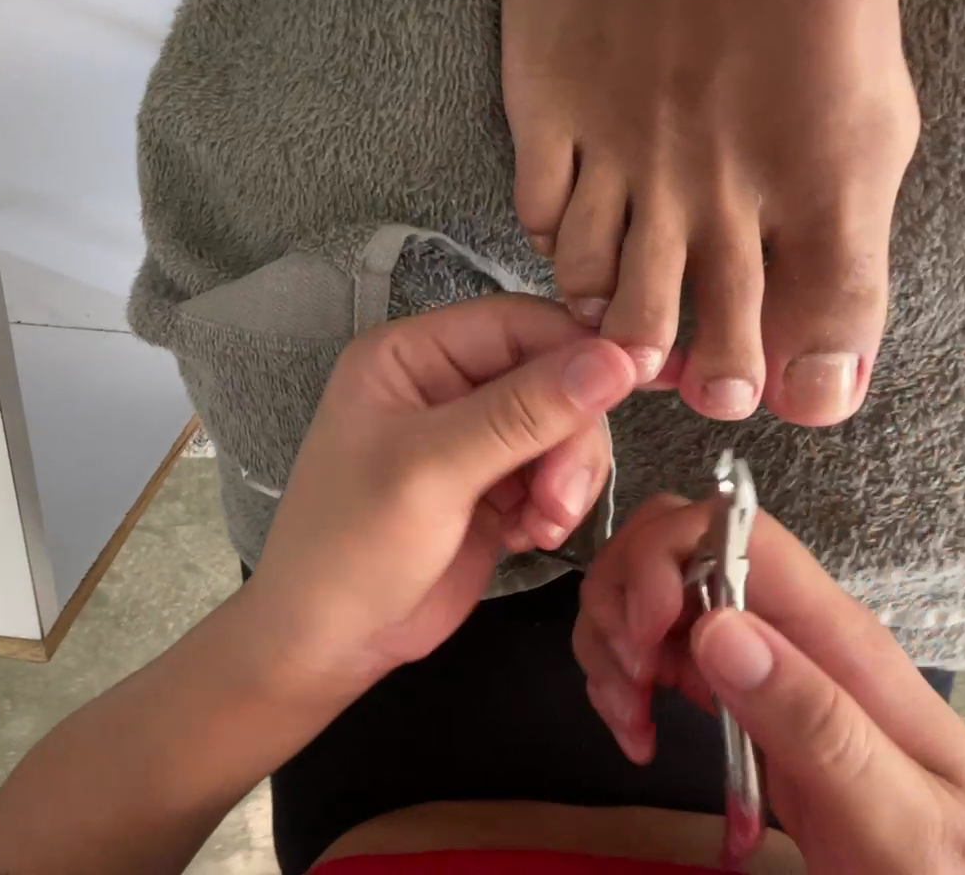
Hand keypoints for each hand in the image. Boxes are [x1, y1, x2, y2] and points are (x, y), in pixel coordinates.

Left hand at [247, 294, 636, 691]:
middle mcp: (443, 383)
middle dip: (568, 435)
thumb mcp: (433, 470)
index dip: (578, 349)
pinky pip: (555, 471)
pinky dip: (557, 502)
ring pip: (561, 425)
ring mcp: (471, 435)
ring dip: (567, 476)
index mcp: (410, 354)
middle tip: (558, 499)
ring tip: (541, 524)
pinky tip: (528, 535)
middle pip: (549, 375)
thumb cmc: (355, 544)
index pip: (516, 323)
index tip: (633, 383)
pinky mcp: (493, 482)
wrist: (331, 640)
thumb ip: (523, 413)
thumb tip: (615, 358)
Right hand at [503, 0, 922, 425]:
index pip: (829, 318)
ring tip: (624, 326)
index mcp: (829, 156)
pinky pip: (544, 212)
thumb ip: (844, 199)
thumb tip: (821, 305)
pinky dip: (561, 239)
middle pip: (703, 325)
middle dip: (709, 373)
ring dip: (620, 319)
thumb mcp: (870, 69)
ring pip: (607, 287)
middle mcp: (720, 169)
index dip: (815, 378)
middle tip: (700, 386)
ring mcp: (620, 138)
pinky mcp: (545, 99)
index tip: (798, 397)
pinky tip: (574, 231)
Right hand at [575, 496, 964, 873]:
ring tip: (629, 717)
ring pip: (642, 588)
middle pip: (670, 543)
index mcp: (833, 632)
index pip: (735, 528)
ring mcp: (746, 647)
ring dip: (610, 641)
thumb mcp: (903, 821)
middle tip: (630, 680)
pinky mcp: (720, 681)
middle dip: (623, 596)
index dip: (666, 553)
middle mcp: (780, 620)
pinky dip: (616, 673)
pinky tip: (635, 728)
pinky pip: (642, 641)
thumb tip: (718, 628)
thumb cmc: (947, 874)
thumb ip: (817, 724)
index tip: (644, 635)